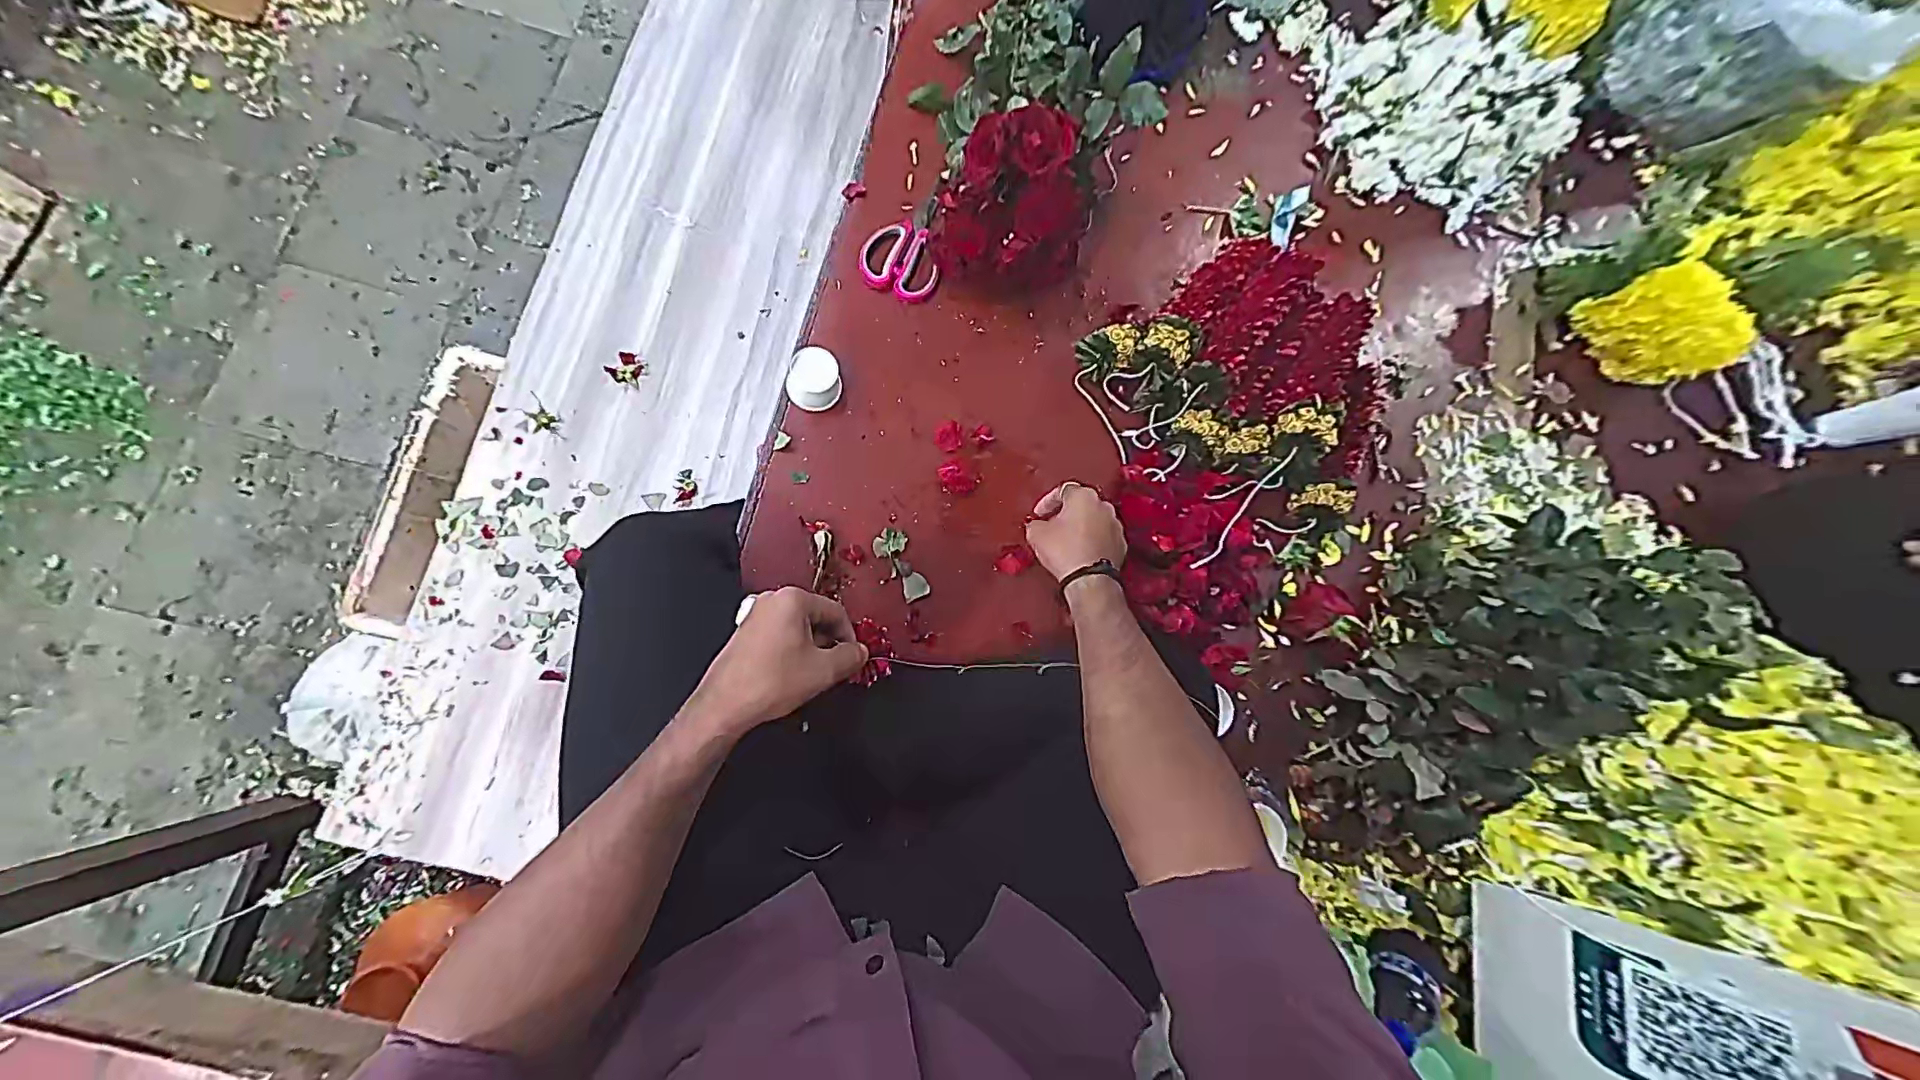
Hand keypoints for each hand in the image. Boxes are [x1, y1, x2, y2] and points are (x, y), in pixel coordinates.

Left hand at [683, 587, 867, 735]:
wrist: (724, 705)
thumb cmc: (770, 682)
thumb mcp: (824, 670)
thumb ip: (850, 656)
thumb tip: (860, 652)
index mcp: (792, 599)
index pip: (837, 612)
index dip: (850, 637)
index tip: (853, 657)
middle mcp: (772, 600)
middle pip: (817, 618)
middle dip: (829, 643)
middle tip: (835, 668)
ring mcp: (756, 615)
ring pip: (799, 629)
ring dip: (811, 650)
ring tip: (811, 675)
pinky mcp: (746, 633)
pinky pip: (780, 636)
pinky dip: (792, 652)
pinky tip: (790, 676)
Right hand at [1024, 481, 1126, 581]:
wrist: (1088, 578)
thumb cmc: (1066, 551)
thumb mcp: (1036, 534)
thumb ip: (1035, 524)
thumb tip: (1036, 526)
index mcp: (1083, 496)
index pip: (1062, 490)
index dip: (1047, 502)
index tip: (1039, 514)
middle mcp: (1103, 506)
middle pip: (1080, 504)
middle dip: (1066, 514)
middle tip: (1051, 525)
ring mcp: (1115, 525)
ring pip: (1094, 520)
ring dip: (1080, 527)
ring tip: (1066, 542)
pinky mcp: (1120, 544)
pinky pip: (1103, 537)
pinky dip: (1092, 541)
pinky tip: (1080, 552)